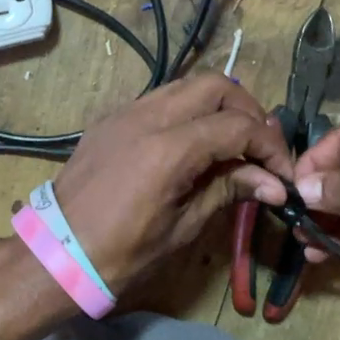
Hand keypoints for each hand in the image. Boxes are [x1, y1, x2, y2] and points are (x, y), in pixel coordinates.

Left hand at [51, 74, 292, 294]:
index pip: (237, 126)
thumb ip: (226, 191)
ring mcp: (125, 113)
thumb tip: (272, 183)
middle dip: (248, 112)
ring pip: (186, 86)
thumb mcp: (182, 228)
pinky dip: (187, 111)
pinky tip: (193, 144)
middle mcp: (148, 117)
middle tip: (260, 148)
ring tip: (232, 144)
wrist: (57, 253)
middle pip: (216, 86)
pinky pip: (159, 100)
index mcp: (168, 149)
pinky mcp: (110, 120)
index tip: (282, 173)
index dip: (270, 146)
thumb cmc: (122, 253)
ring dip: (217, 106)